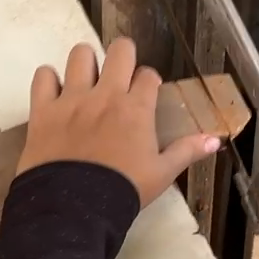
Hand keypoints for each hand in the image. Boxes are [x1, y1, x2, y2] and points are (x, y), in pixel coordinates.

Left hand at [17, 38, 220, 208]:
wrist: (75, 207)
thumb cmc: (124, 191)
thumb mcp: (162, 174)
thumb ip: (186, 152)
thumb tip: (215, 140)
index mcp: (136, 108)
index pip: (148, 76)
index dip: (148, 82)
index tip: (146, 94)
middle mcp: (105, 95)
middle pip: (120, 51)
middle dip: (123, 57)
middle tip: (119, 74)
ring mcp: (72, 99)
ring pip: (80, 55)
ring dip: (85, 63)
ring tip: (86, 79)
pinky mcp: (43, 110)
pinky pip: (43, 76)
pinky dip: (49, 80)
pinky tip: (55, 92)